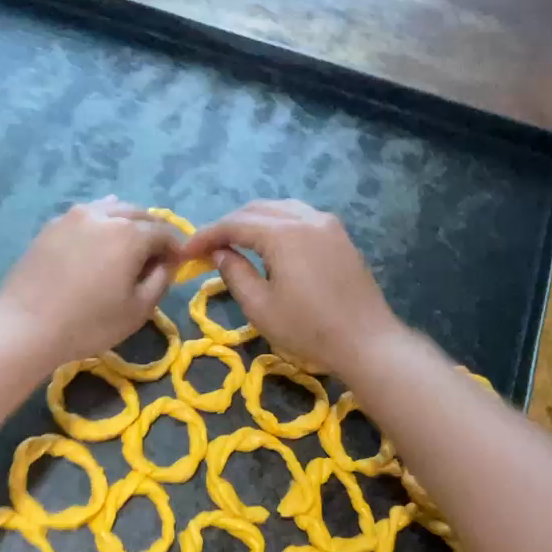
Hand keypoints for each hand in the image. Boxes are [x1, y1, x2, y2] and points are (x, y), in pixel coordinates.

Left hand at [0, 197, 183, 363]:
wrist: (26, 325)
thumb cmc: (89, 324)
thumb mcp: (137, 310)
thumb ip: (160, 280)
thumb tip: (168, 262)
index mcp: (131, 234)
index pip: (164, 233)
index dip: (175, 248)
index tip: (177, 264)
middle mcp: (104, 215)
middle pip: (139, 214)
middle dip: (152, 231)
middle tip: (154, 254)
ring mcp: (74, 216)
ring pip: (111, 209)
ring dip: (127, 222)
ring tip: (127, 243)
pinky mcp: (52, 226)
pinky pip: (86, 215)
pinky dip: (100, 222)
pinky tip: (99, 235)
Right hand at [181, 199, 402, 373]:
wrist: (366, 341)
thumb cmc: (307, 329)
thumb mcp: (260, 307)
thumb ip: (235, 274)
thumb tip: (221, 253)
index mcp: (284, 233)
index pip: (234, 224)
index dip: (206, 235)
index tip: (185, 252)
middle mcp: (307, 218)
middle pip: (258, 210)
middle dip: (228, 225)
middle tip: (207, 247)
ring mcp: (328, 225)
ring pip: (280, 209)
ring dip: (253, 222)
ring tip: (234, 244)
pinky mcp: (340, 237)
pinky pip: (300, 218)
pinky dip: (277, 225)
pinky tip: (268, 246)